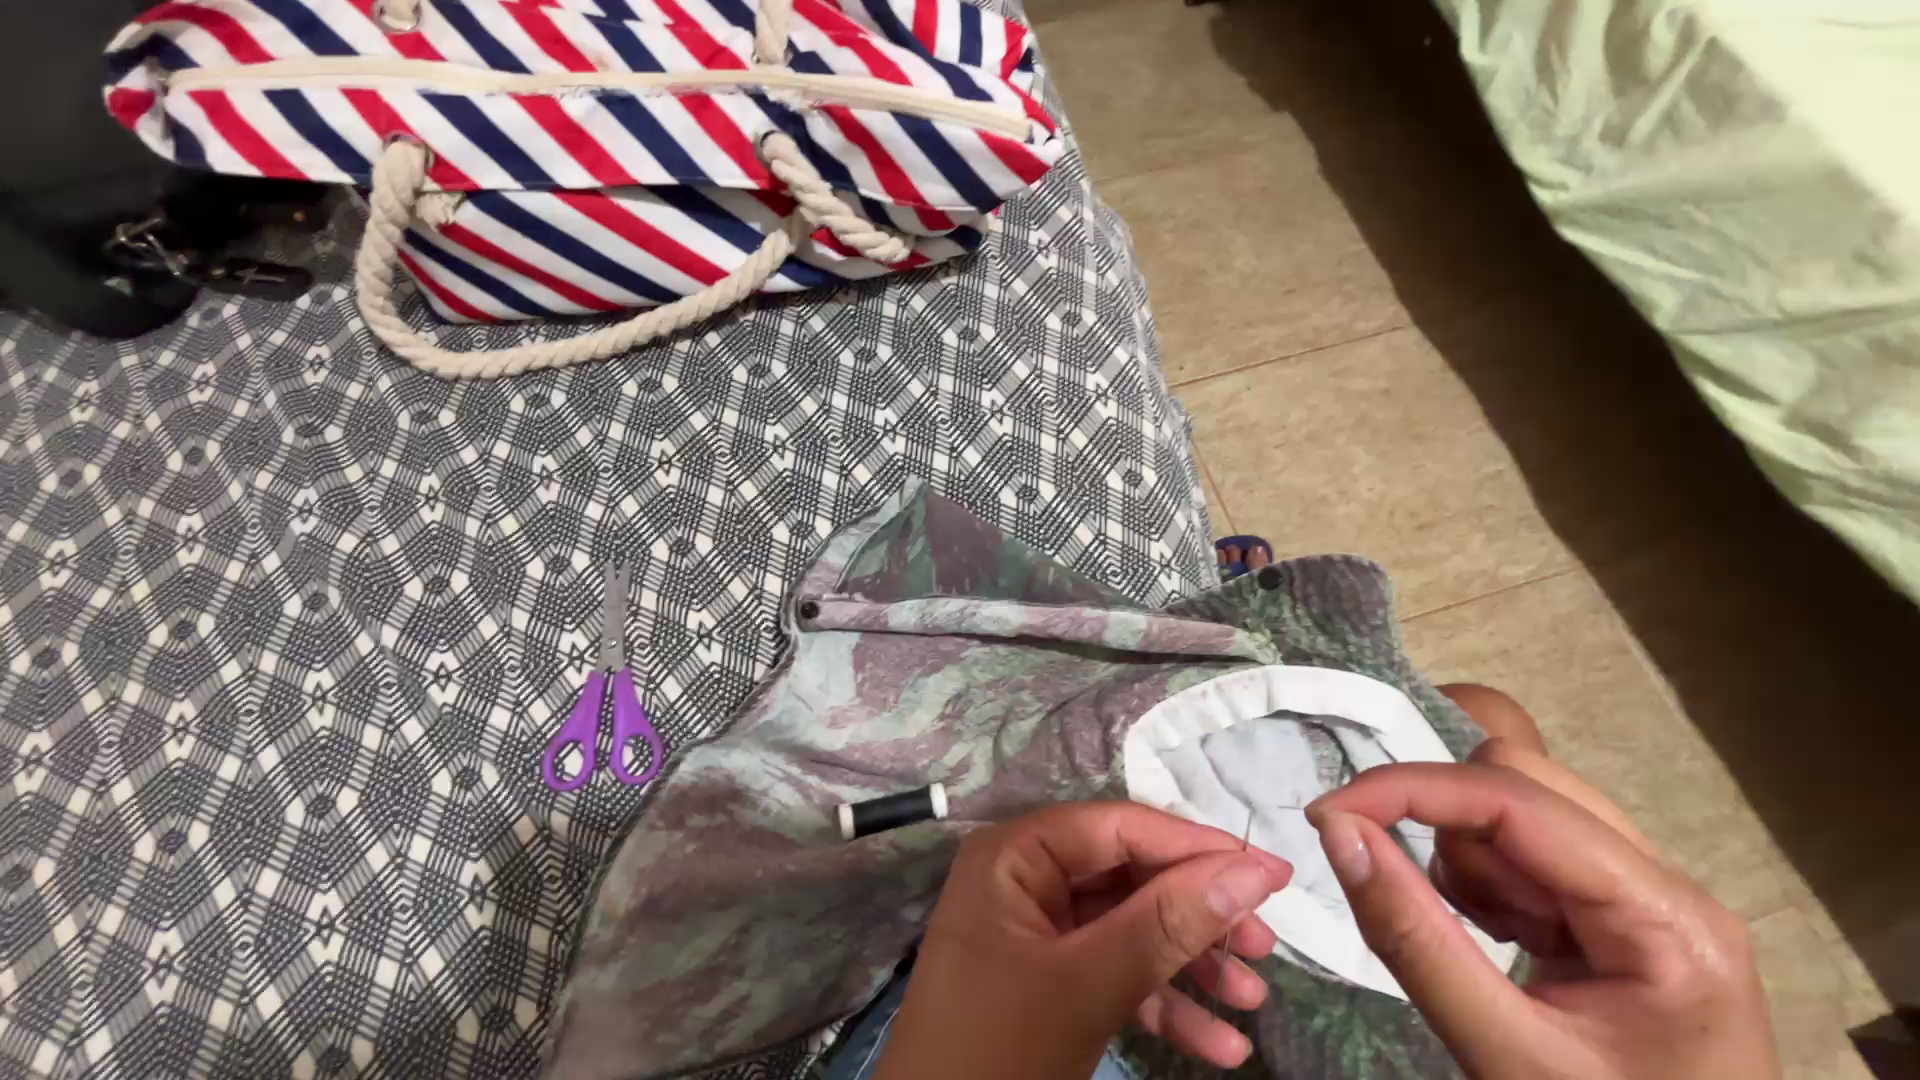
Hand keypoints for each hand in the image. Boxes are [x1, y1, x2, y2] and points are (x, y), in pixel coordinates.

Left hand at [872, 802, 1292, 1079]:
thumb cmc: (998, 1047)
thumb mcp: (1087, 984)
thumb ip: (1167, 924)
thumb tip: (1253, 871)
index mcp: (1016, 853)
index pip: (1118, 827)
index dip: (1195, 846)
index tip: (1271, 873)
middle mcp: (1024, 877)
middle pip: (1128, 876)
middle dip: (1197, 913)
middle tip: (1264, 944)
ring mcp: (1034, 930)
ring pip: (1128, 927)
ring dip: (1190, 962)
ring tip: (1251, 996)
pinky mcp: (1045, 979)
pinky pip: (1112, 971)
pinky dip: (1162, 1002)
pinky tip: (1219, 1045)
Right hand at [1306, 739, 1780, 1079]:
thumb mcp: (1503, 1055)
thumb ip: (1414, 940)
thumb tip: (1337, 831)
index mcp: (1664, 916)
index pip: (1515, 800)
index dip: (1409, 790)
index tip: (1326, 816)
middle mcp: (1664, 881)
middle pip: (1521, 782)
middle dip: (1448, 827)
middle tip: (1426, 899)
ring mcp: (1643, 890)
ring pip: (1515, 805)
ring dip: (1465, 857)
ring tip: (1484, 937)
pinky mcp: (1615, 905)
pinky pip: (1521, 846)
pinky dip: (1482, 878)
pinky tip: (1501, 937)